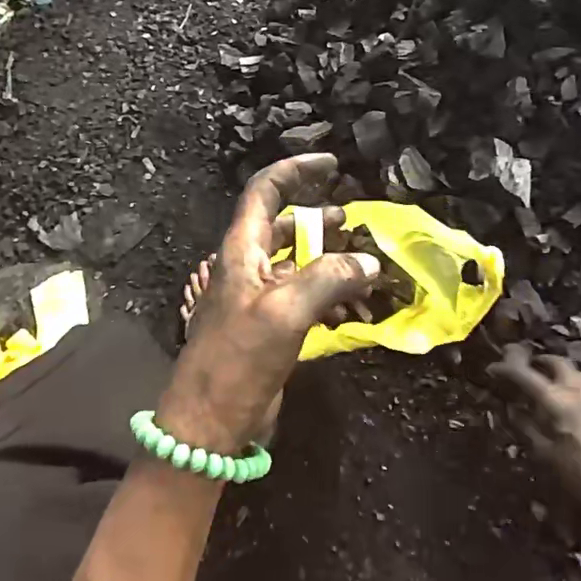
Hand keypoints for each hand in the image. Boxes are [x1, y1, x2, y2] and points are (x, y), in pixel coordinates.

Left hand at [156, 154, 380, 452]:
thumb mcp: (284, 311)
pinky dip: (331, 295)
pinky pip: (306, 297)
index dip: (295, 170)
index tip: (331, 164)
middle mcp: (249, 265)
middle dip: (323, 221)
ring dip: (333, 260)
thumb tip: (368, 261)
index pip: (264, 192)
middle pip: (287, 226)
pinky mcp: (271, 325)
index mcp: (242, 250)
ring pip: (300, 263)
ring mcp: (260, 296)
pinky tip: (359, 305)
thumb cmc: (238, 357)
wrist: (211, 417)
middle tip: (360, 225)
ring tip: (369, 265)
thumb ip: (327, 278)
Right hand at [488, 342, 580, 522]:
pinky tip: (573, 402)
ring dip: (559, 372)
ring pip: (577, 373)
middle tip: (523, 367)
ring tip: (546, 382)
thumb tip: (513, 408)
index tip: (493, 369)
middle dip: (537, 361)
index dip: (506, 368)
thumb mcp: (545, 454)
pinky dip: (576, 386)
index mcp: (558, 401)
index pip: (524, 374)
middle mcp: (580, 393)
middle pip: (557, 363)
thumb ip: (526, 426)